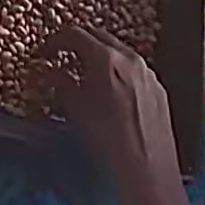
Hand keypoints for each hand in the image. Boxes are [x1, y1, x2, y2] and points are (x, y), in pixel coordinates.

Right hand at [42, 26, 190, 204]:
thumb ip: (61, 83)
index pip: (75, 34)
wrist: (148, 170)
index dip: (56, 41)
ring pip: (118, 51)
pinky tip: (110, 91)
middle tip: (62, 58)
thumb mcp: (77, 110)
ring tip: (84, 76)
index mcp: (106, 59)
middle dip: (78, 44)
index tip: (46, 52)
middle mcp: (129, 58)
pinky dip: (117, 70)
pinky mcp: (158, 87)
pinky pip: (133, 68)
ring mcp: (147, 71)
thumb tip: (49, 70)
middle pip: (98, 36)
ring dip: (99, 56)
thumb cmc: (108, 140)